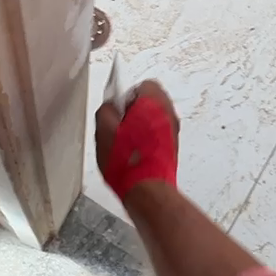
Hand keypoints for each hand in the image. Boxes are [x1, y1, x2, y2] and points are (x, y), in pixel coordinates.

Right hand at [95, 79, 179, 198]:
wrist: (147, 189)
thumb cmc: (128, 161)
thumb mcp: (103, 130)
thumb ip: (105, 110)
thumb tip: (109, 108)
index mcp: (153, 103)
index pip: (144, 85)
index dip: (127, 95)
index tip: (117, 108)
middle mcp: (168, 114)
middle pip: (151, 101)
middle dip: (134, 109)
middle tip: (119, 123)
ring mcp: (173, 131)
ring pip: (155, 118)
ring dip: (141, 124)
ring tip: (125, 141)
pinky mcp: (173, 147)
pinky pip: (158, 133)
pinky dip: (147, 138)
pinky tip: (133, 152)